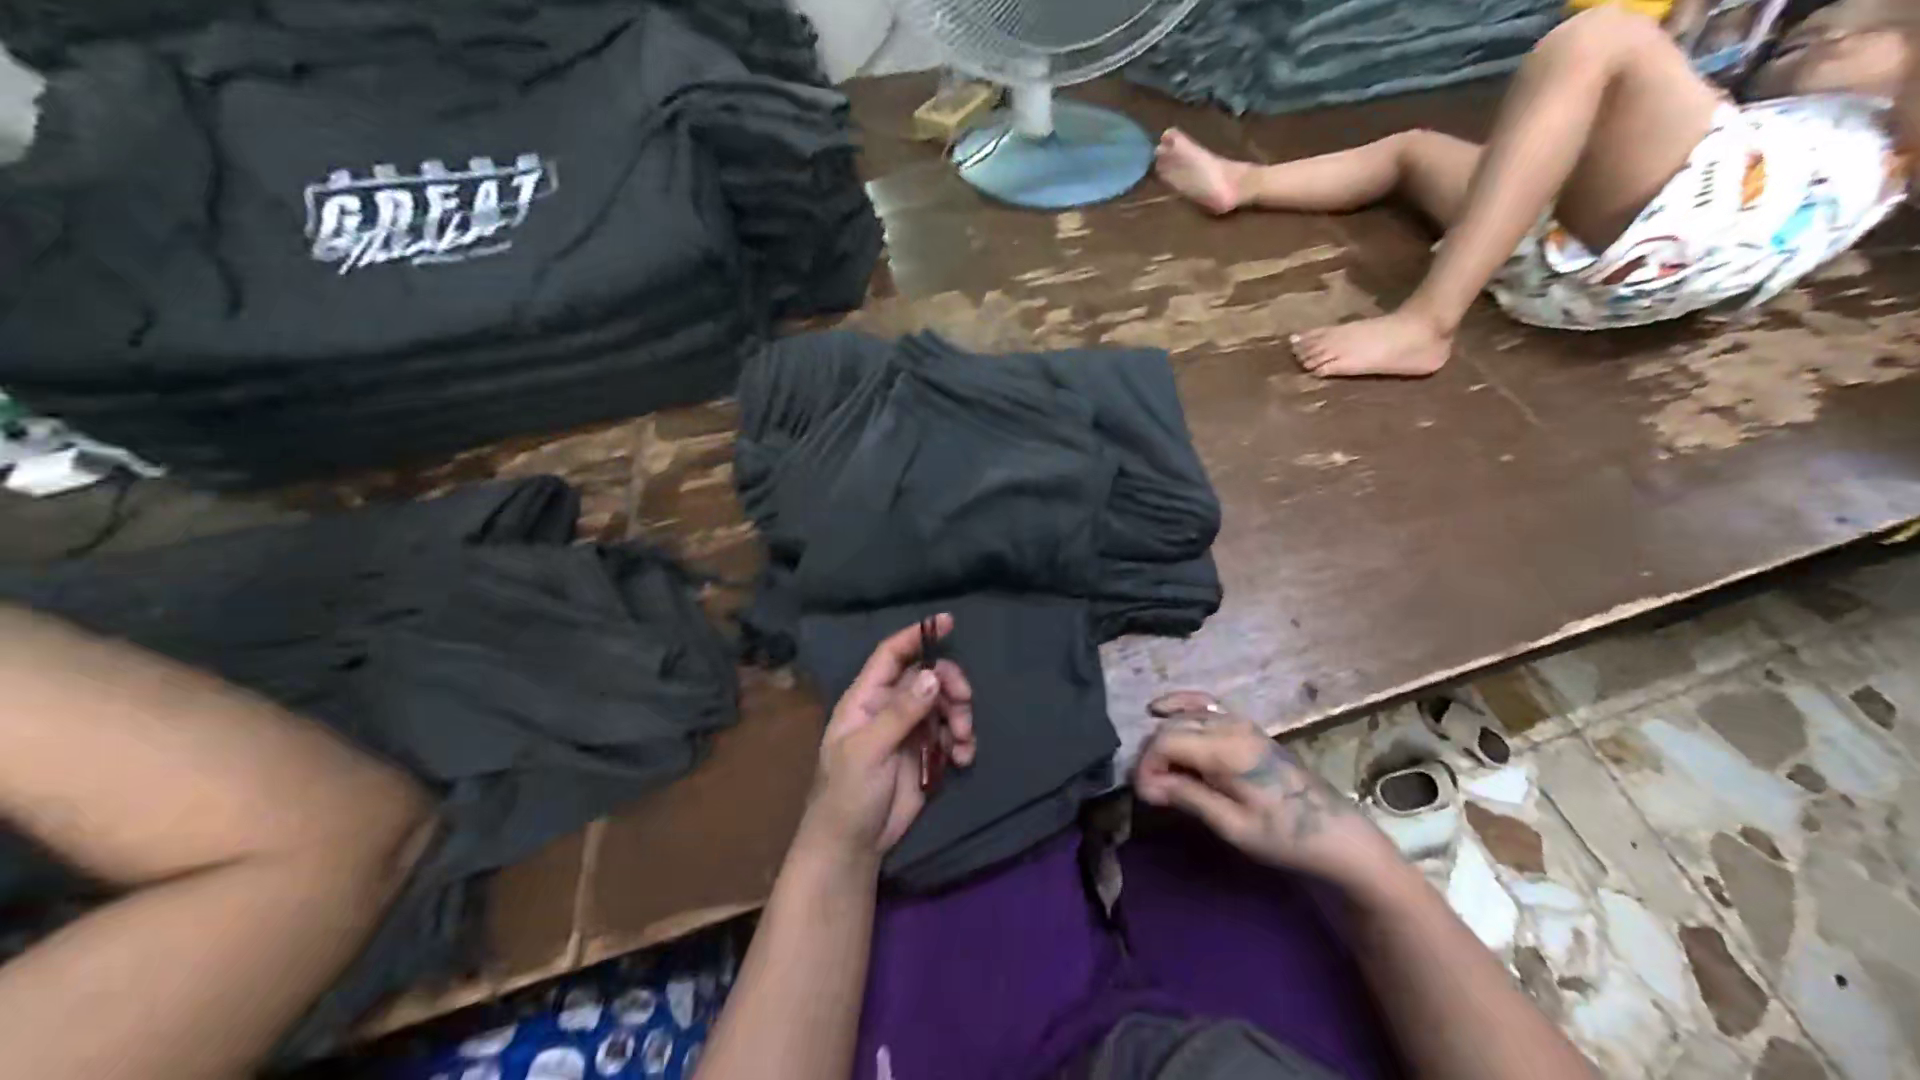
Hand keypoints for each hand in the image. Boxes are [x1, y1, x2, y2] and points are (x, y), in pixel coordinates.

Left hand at [798, 614, 974, 864]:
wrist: (853, 845)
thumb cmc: (847, 794)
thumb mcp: (868, 751)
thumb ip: (901, 712)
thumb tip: (934, 675)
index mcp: (866, 699)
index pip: (891, 655)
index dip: (917, 636)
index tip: (948, 622)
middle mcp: (890, 707)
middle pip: (927, 677)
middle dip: (950, 685)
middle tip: (964, 702)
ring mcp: (910, 730)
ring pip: (944, 704)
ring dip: (961, 716)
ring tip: (964, 741)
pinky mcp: (926, 754)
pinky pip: (951, 734)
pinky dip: (963, 741)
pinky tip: (964, 758)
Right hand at [1133, 691, 1399, 891]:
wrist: (1336, 836)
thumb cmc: (1285, 837)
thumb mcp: (1233, 826)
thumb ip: (1187, 796)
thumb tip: (1146, 785)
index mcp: (1227, 750)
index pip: (1165, 741)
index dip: (1146, 765)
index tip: (1144, 796)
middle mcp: (1230, 726)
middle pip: (1171, 727)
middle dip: (1152, 755)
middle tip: (1149, 790)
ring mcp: (1240, 722)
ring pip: (1184, 716)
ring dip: (1163, 738)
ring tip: (1158, 771)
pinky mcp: (1245, 727)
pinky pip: (1203, 705)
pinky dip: (1179, 706)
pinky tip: (1160, 710)